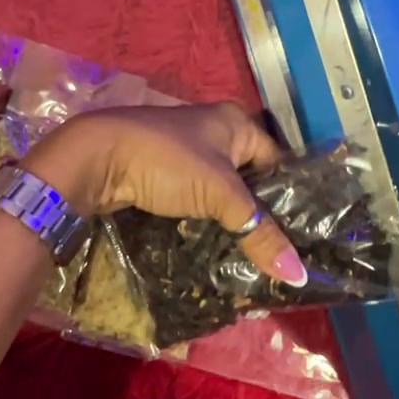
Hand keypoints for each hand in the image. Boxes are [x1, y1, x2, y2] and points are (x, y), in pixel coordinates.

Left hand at [20, 102, 307, 284]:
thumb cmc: (167, 162)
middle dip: (261, 215)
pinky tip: (219, 246)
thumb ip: (260, 233)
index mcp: (237, 123)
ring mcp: (188, 153)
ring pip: (224, 192)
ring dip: (233, 221)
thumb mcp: (220, 195)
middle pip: (252, 180)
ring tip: (254, 257)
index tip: (303, 236)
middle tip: (280, 253)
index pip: (279, 163)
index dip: (290, 198)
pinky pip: (199, 199)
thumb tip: (297, 275)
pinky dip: (209, 221)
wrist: (95, 158)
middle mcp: (216, 132)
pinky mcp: (165, 174)